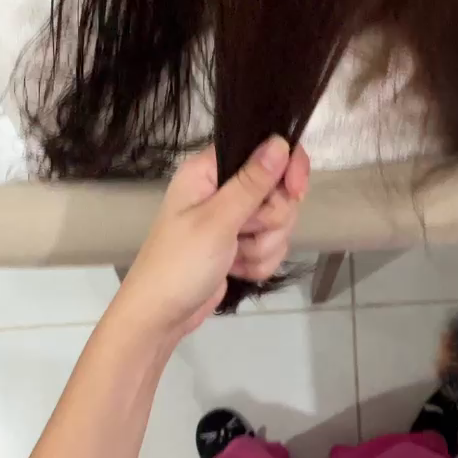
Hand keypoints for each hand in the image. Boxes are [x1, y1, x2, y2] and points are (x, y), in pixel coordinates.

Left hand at [110, 136, 310, 340]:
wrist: (161, 315)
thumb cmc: (179, 264)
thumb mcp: (216, 221)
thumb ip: (251, 183)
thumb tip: (279, 142)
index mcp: (209, 171)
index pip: (263, 149)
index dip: (286, 167)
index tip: (295, 190)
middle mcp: (222, 189)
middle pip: (278, 190)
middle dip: (270, 220)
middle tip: (243, 234)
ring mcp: (232, 220)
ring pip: (278, 223)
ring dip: (263, 246)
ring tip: (234, 258)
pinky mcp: (239, 246)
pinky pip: (270, 246)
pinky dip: (258, 262)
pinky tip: (236, 270)